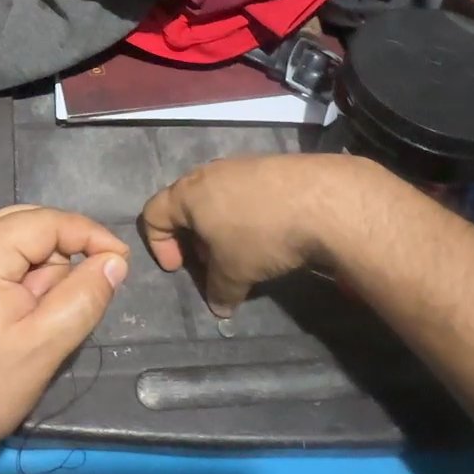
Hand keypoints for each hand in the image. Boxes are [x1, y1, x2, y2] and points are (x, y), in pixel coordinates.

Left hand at [0, 205, 128, 457]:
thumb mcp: (43, 345)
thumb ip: (84, 296)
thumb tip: (115, 260)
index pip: (50, 220)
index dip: (91, 236)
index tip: (124, 263)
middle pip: (35, 225)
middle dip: (64, 258)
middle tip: (77, 302)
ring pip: (22, 243)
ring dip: (44, 273)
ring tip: (39, 321)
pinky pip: (5, 258)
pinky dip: (26, 280)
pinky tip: (24, 317)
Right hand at [140, 153, 376, 316]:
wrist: (320, 200)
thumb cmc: (260, 234)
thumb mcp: (234, 272)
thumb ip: (219, 291)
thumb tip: (219, 308)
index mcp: (187, 194)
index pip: (152, 215)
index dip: (159, 246)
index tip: (182, 268)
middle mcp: (207, 173)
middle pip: (185, 206)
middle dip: (194, 239)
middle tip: (213, 263)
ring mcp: (239, 166)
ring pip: (216, 199)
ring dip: (221, 227)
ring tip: (244, 252)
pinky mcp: (268, 166)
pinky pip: (243, 193)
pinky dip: (246, 215)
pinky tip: (270, 235)